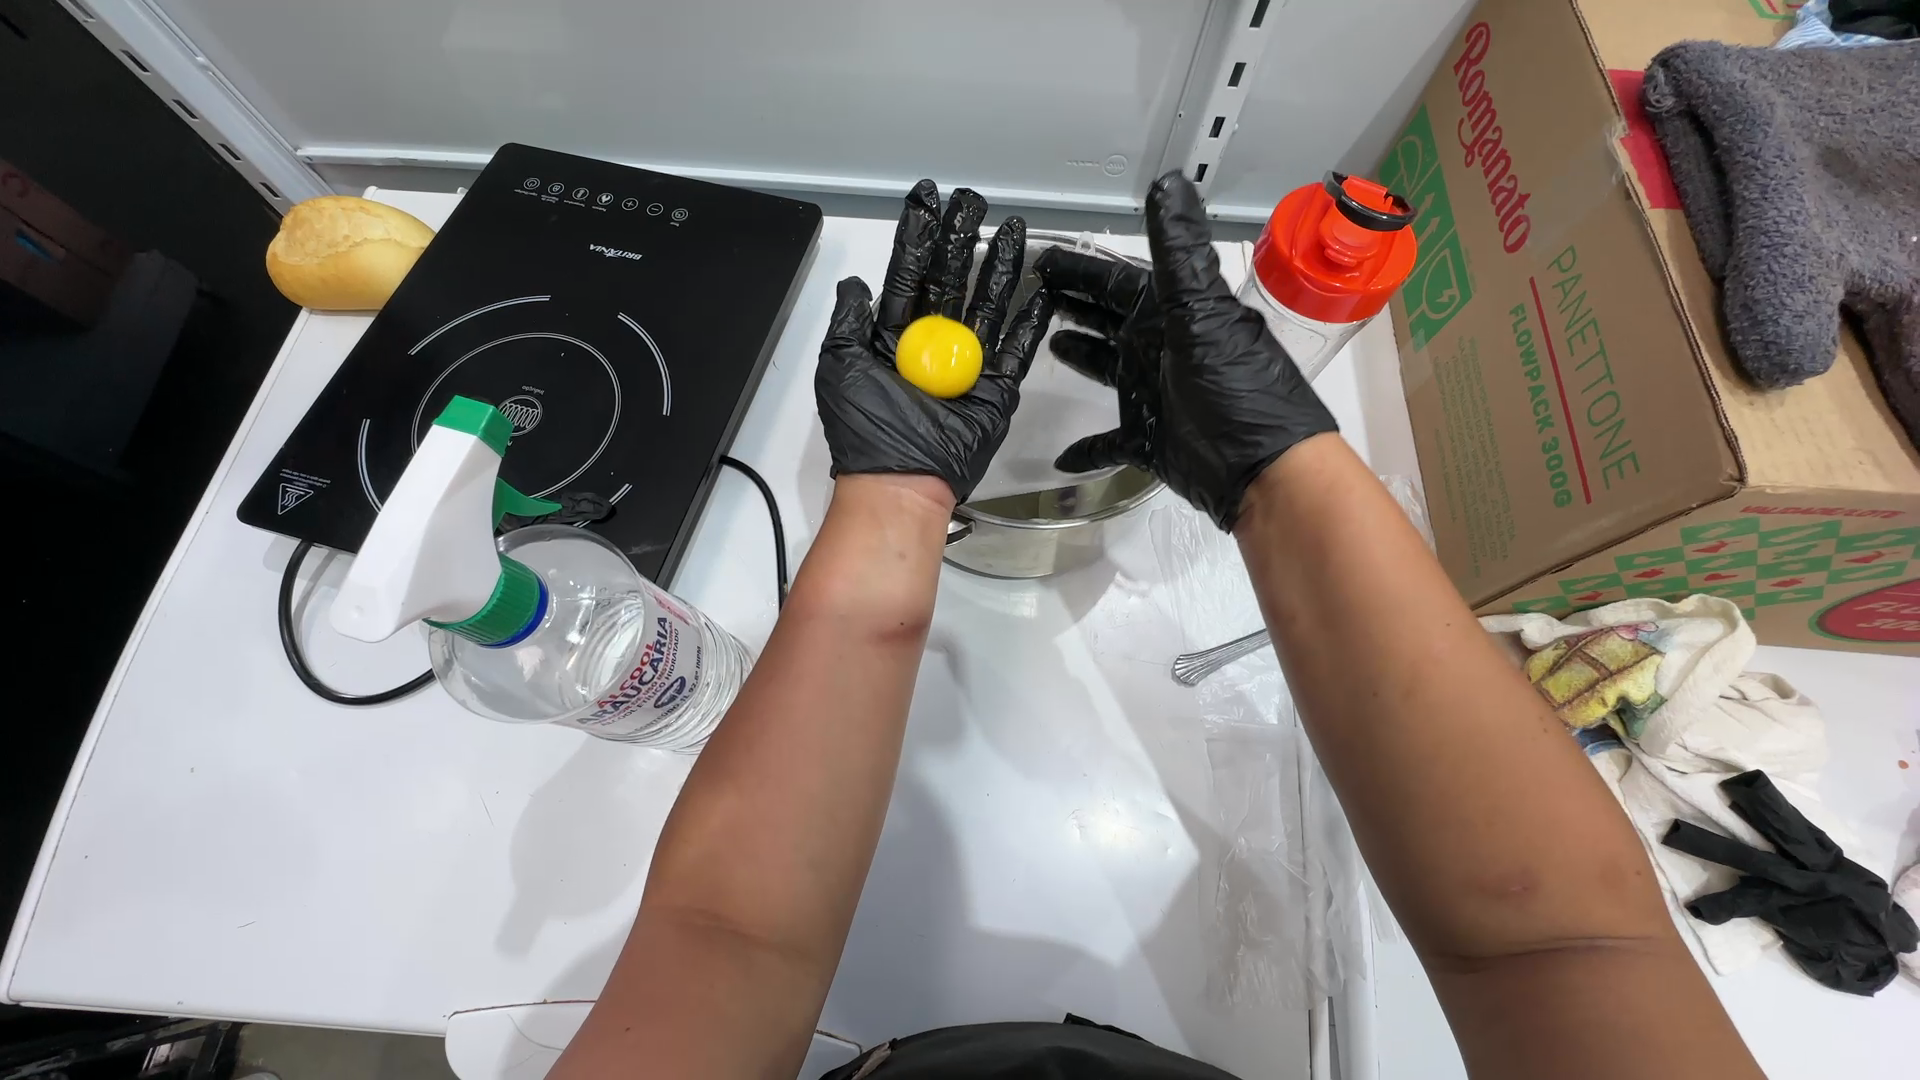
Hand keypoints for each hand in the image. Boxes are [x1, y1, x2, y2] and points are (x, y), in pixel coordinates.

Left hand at [816, 180, 1053, 503]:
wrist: (901, 480)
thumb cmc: (866, 428)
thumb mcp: (839, 366)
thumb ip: (848, 320)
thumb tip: (854, 283)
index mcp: (892, 338)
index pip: (907, 276)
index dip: (916, 238)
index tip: (926, 201)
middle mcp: (931, 345)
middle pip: (951, 282)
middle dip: (962, 240)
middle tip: (973, 202)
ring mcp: (966, 366)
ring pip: (986, 305)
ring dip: (999, 267)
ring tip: (1012, 229)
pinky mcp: (995, 389)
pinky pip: (1016, 350)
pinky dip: (1029, 322)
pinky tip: (1038, 290)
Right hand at [1037, 172, 1337, 529]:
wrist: (1263, 466)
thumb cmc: (1236, 388)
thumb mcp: (1204, 315)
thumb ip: (1181, 254)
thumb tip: (1170, 182)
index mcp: (1169, 316)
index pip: (1116, 281)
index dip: (1081, 269)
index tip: (1043, 259)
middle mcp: (1158, 349)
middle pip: (1108, 319)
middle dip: (1074, 304)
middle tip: (1035, 294)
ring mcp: (1152, 395)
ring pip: (1107, 368)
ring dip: (1081, 355)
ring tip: (1047, 343)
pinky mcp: (1148, 440)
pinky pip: (1108, 444)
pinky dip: (1087, 448)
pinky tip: (1062, 454)